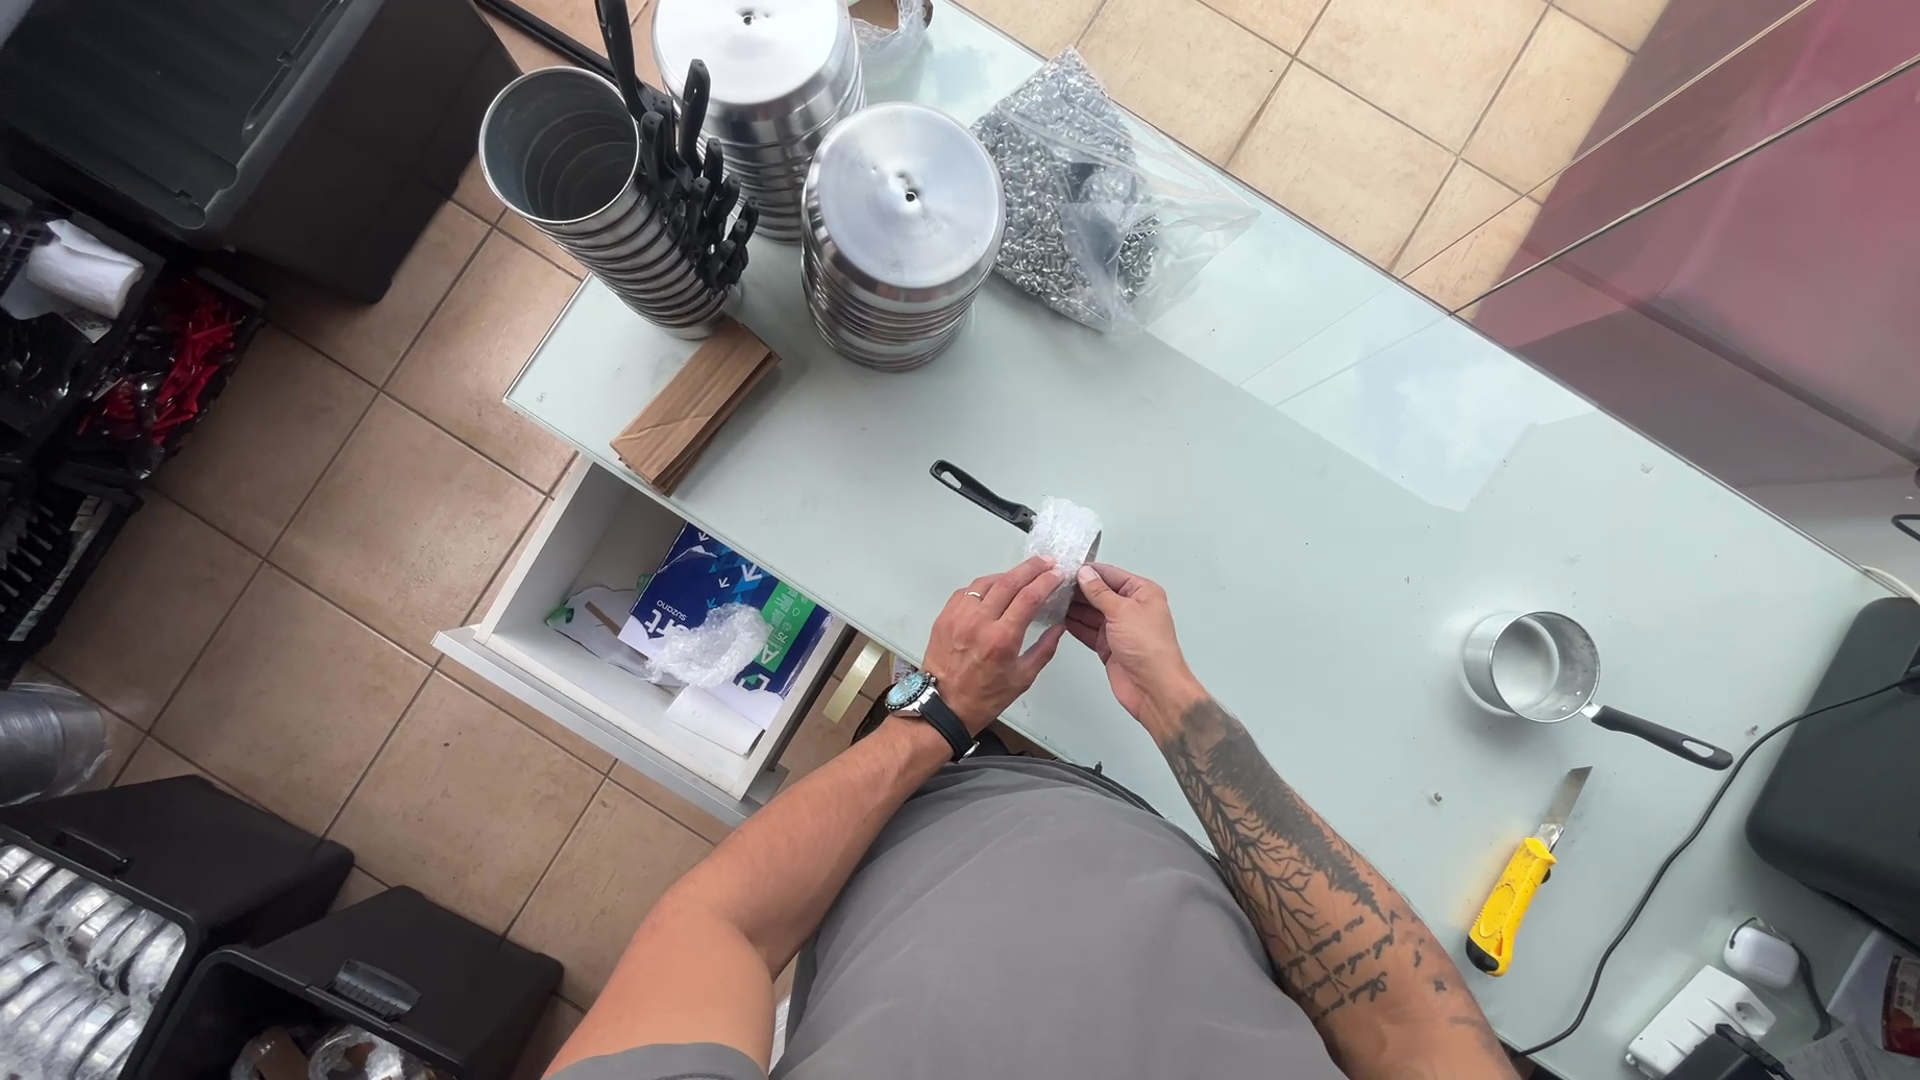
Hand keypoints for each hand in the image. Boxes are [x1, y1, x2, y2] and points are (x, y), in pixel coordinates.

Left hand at [919, 556, 1068, 733]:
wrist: (942, 706)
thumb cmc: (981, 698)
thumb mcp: (1022, 679)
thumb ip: (1044, 649)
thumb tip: (1057, 628)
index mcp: (1001, 639)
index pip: (1029, 597)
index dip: (1046, 581)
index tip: (1056, 574)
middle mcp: (979, 623)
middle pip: (1009, 582)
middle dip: (1031, 568)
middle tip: (1045, 562)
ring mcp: (959, 617)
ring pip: (987, 582)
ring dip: (1008, 574)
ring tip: (1022, 573)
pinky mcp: (945, 617)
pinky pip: (967, 591)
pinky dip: (984, 586)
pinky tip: (994, 588)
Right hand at [1067, 563, 1202, 732]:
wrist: (1153, 688)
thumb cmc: (1151, 650)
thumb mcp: (1122, 611)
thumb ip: (1099, 592)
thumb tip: (1085, 575)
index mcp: (1142, 593)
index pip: (1110, 574)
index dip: (1088, 571)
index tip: (1067, 569)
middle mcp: (1131, 608)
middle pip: (1098, 592)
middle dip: (1077, 589)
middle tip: (1054, 584)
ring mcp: (1119, 627)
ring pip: (1090, 612)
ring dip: (1072, 607)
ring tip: (1052, 599)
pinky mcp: (1108, 645)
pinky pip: (1087, 630)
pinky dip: (1074, 625)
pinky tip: (1060, 618)